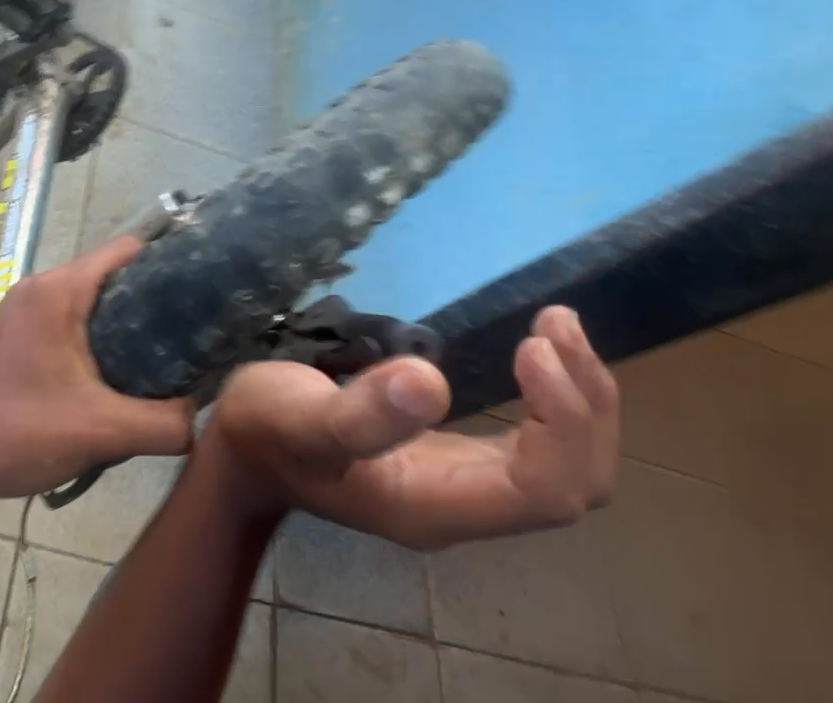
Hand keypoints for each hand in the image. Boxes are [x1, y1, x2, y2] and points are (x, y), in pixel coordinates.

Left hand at [0, 236, 194, 507]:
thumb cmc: (16, 433)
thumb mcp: (103, 432)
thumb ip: (166, 425)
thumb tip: (200, 416)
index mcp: (59, 290)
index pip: (128, 250)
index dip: (171, 264)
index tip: (203, 296)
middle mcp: (37, 288)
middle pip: (110, 277)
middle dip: (151, 306)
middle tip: (187, 342)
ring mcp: (17, 312)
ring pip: (86, 305)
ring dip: (121, 330)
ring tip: (155, 366)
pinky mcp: (8, 338)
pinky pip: (62, 325)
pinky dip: (91, 344)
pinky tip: (106, 383)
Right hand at [205, 306, 618, 548]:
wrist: (247, 450)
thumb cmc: (267, 431)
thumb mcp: (297, 417)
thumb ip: (358, 413)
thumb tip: (430, 382)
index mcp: (433, 507)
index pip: (543, 489)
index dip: (559, 421)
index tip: (532, 347)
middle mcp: (462, 506)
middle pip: (574, 483)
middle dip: (584, 406)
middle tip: (554, 326)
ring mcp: (464, 487)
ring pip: (567, 466)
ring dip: (580, 398)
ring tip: (557, 326)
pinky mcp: (458, 460)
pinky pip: (537, 444)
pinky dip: (555, 397)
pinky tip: (538, 352)